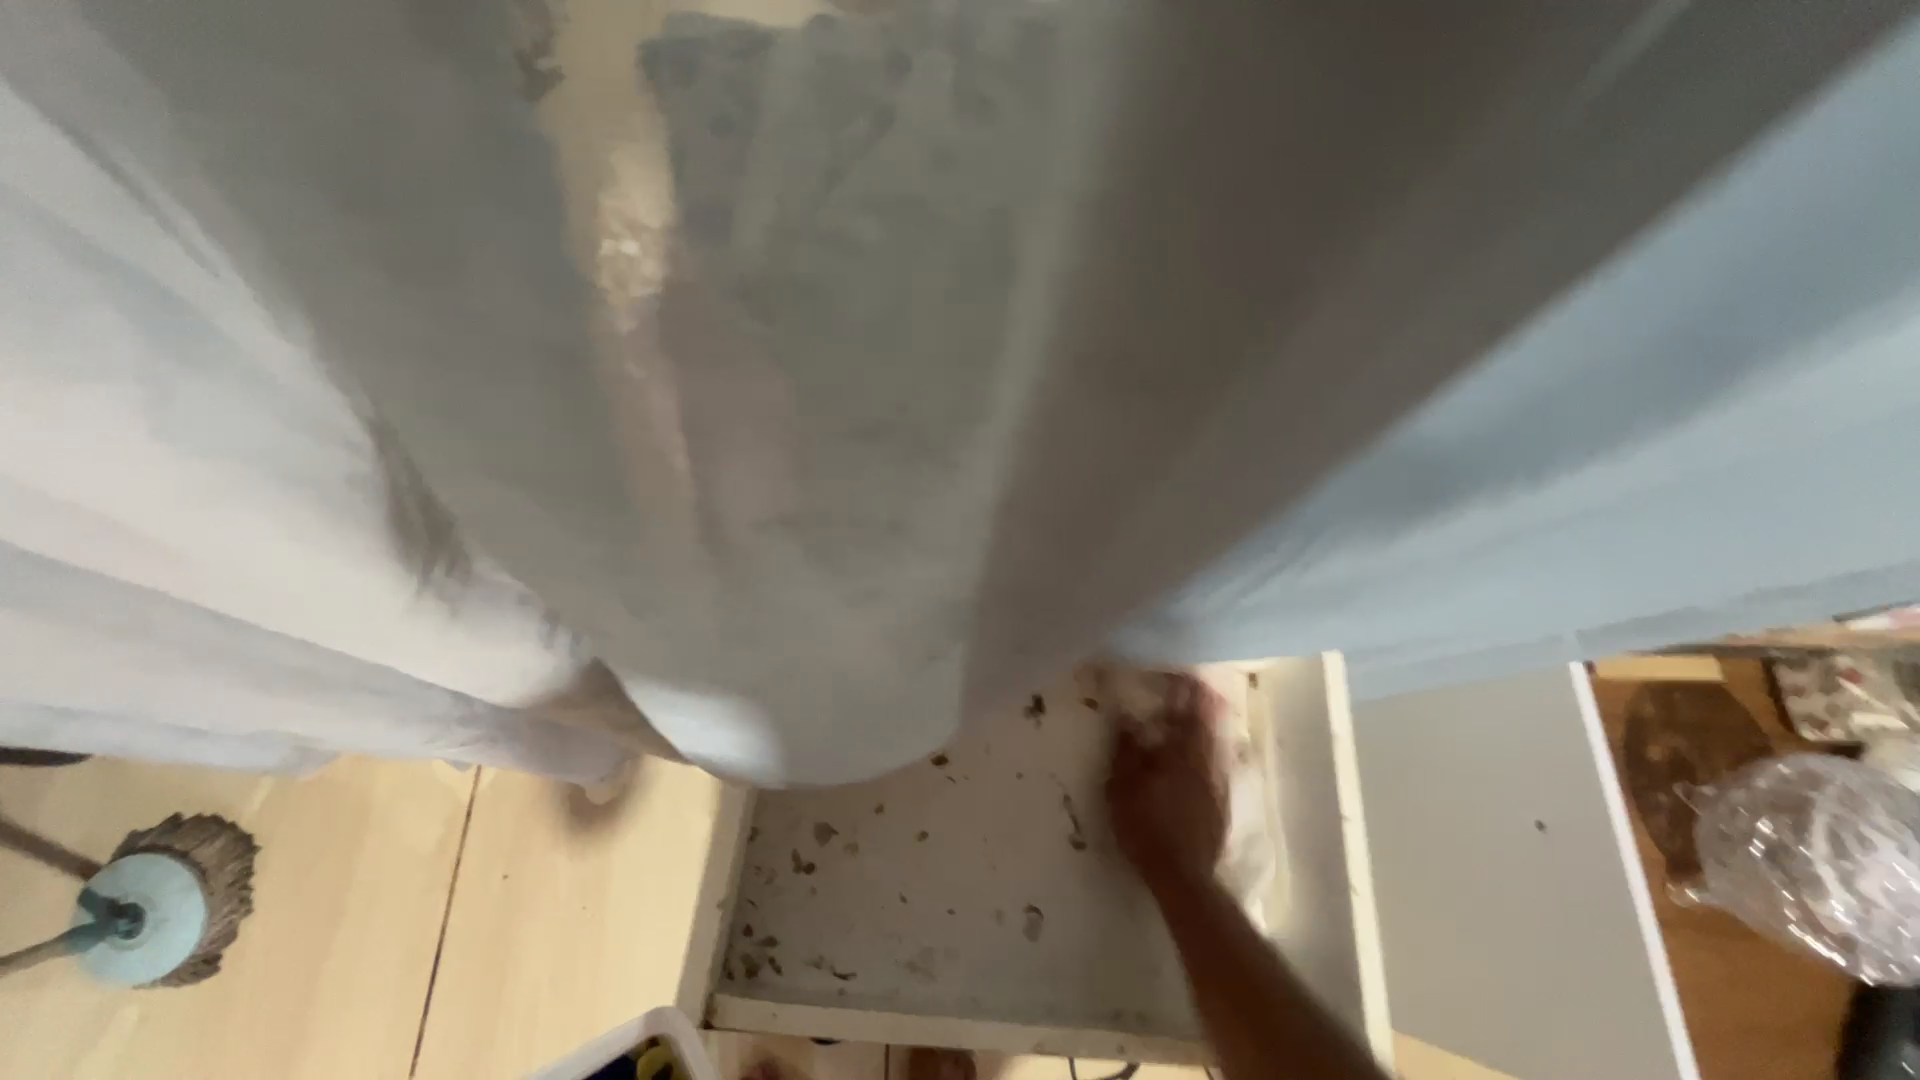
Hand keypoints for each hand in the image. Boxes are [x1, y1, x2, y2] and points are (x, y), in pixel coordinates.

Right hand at [1104, 673, 1227, 895]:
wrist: (1182, 875)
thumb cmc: (1146, 828)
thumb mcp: (1122, 788)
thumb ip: (1126, 750)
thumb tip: (1126, 717)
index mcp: (1181, 753)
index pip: (1187, 710)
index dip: (1183, 689)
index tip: (1178, 672)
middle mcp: (1206, 762)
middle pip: (1209, 722)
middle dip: (1202, 701)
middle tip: (1193, 685)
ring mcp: (1217, 783)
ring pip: (1216, 742)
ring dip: (1208, 723)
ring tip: (1200, 711)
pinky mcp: (1221, 803)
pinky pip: (1217, 762)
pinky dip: (1209, 748)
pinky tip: (1201, 753)